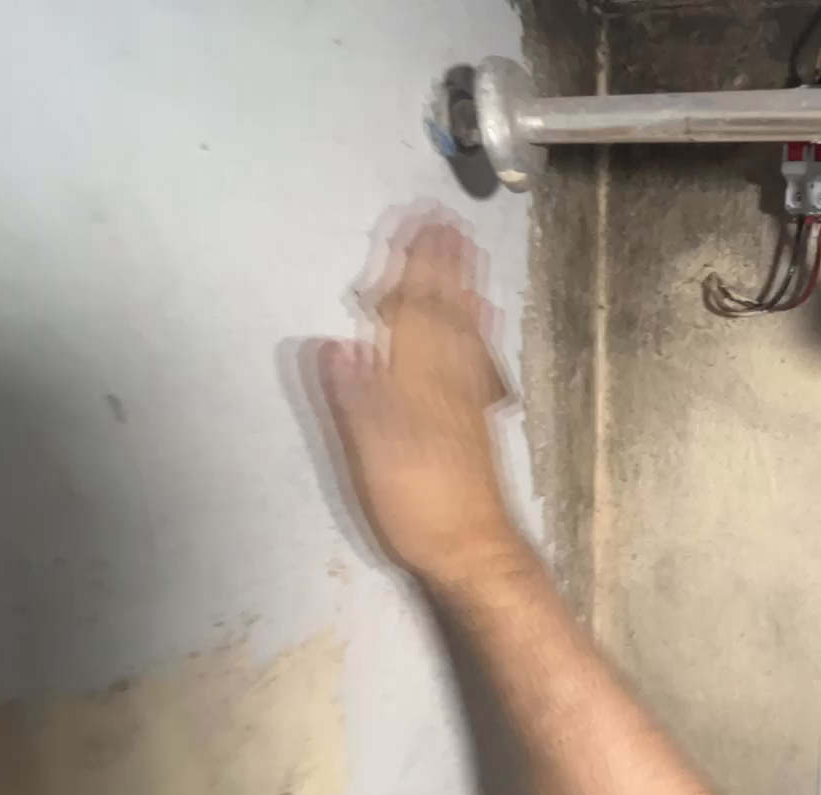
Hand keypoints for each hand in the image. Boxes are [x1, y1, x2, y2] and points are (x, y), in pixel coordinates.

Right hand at [320, 219, 525, 586]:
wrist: (473, 548)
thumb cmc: (417, 507)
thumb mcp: (371, 458)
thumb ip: (354, 400)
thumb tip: (334, 343)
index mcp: (416, 386)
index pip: (412, 315)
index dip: (412, 267)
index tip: (416, 223)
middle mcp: (448, 383)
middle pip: (445, 314)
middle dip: (443, 265)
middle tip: (447, 221)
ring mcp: (468, 401)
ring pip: (467, 332)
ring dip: (465, 288)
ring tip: (468, 253)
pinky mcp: (479, 421)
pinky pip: (481, 362)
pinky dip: (481, 332)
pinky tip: (486, 321)